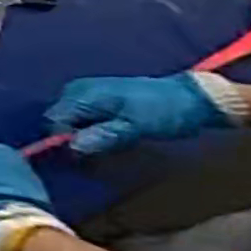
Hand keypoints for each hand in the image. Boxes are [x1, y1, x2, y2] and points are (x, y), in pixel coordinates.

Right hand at [46, 74, 229, 155]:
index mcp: (81, 95)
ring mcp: (85, 91)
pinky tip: (108, 137)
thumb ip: (103, 136)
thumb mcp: (137, 126)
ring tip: (107, 149)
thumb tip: (72, 148)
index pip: (54, 121)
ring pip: (70, 119)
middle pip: (59, 120)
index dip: (63, 142)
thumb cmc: (166, 111)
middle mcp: (75, 90)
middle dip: (73, 140)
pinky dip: (90, 129)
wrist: (196, 96)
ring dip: (83, 136)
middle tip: (97, 159)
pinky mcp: (96, 96)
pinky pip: (81, 116)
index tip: (82, 161)